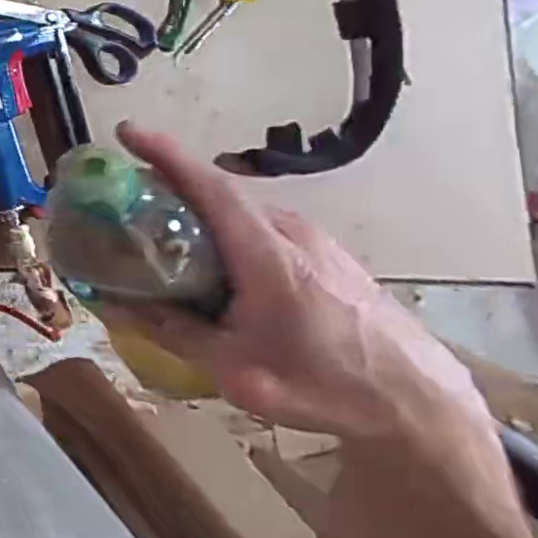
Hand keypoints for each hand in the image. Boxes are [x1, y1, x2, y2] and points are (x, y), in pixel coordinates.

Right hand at [107, 122, 484, 442]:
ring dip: (199, 210)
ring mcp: (312, 237)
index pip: (208, 185)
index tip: (126, 130)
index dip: (165, 153)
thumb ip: (173, 331)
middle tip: (126, 201)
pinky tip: (219, 261)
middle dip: (168, 186)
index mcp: (265, 253)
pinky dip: (227, 226)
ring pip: (240, 209)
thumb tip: (112, 305)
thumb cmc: (327, 387)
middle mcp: (288, 230)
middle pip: (217, 192)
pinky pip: (260, 223)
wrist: (425, 407)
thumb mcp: (237, 371)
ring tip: (165, 234)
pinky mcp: (326, 250)